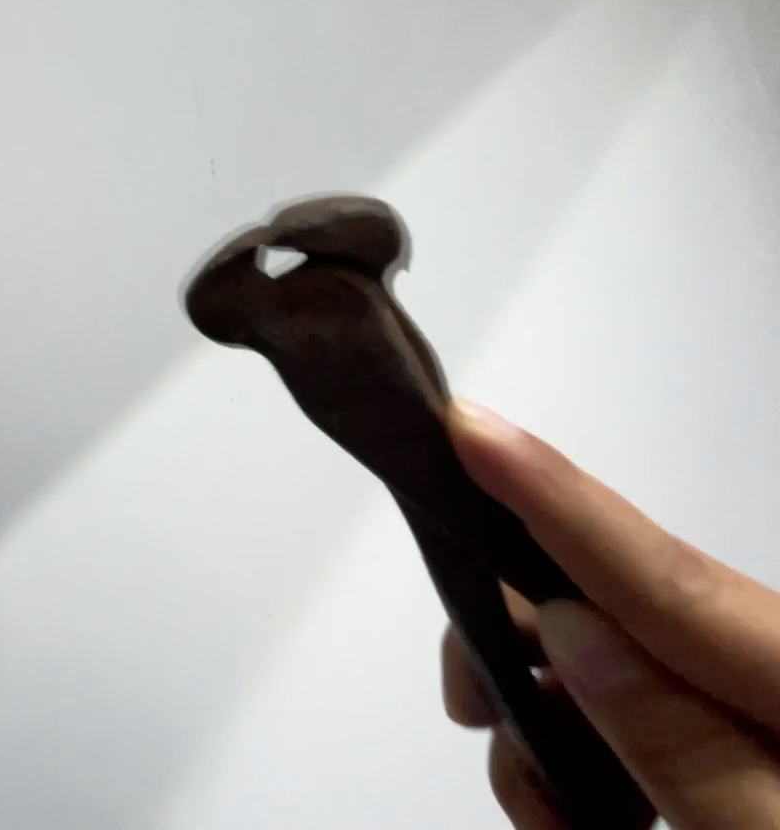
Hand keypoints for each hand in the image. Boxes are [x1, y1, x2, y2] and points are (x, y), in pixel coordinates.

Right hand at [444, 403, 779, 828]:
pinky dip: (580, 737)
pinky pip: (635, 693)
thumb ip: (699, 759)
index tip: (466, 425)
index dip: (553, 496)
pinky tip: (572, 798)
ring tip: (539, 802)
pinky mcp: (745, 723)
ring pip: (606, 651)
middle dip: (517, 643)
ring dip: (542, 710)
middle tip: (470, 712)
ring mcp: (767, 697)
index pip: (667, 580)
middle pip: (615, 610)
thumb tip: (573, 629)